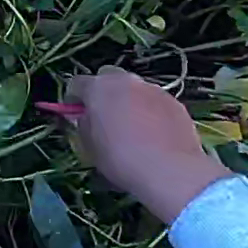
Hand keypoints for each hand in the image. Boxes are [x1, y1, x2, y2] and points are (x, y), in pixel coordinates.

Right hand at [65, 66, 231, 223]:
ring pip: (133, 88)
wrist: (171, 171)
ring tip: (132, 127)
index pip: (76, 83)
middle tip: (104, 116)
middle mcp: (125, 80)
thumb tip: (85, 117)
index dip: (73, 98)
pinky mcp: (174, 101)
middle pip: (107, 77)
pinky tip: (153, 134)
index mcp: (98, 88)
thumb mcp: (89, 147)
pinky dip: (150, 111)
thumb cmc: (121, 159)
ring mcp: (152, 88)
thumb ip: (83, 125)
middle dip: (103, 92)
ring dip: (128, 100)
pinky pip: (154, 101)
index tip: (75, 114)